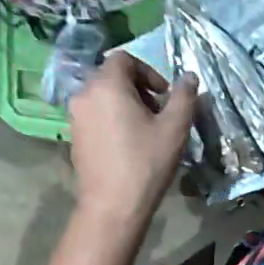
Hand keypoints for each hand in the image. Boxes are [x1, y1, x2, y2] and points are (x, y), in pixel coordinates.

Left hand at [68, 52, 198, 223]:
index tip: (165, 95)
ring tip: (145, 131)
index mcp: (107, 85)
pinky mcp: (74, 137)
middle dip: (138, 89)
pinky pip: (95, 116)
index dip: (148, 71)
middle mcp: (84, 94)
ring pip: (103, 97)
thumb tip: (189, 77)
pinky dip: (112, 120)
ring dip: (125, 105)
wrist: (113, 206)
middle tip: (159, 113)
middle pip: (112, 77)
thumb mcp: (175, 128)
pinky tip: (128, 145)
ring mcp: (75, 117)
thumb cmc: (146, 163)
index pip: (124, 58)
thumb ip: (184, 96)